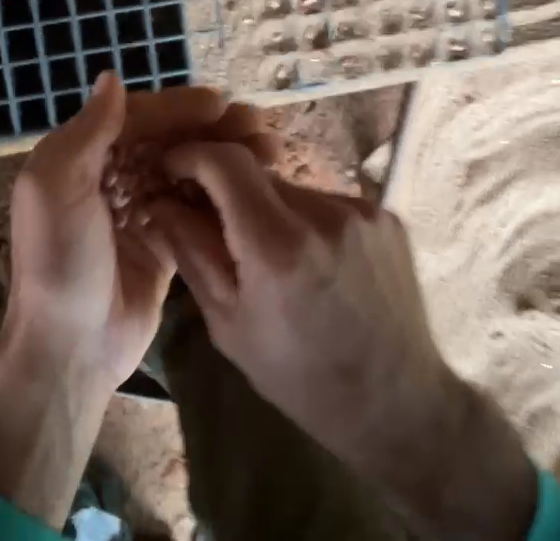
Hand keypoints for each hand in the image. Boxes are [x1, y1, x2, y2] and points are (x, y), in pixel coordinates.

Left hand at [4, 72, 276, 388]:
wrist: (71, 346)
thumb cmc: (61, 259)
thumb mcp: (56, 188)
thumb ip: (87, 132)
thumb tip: (112, 77)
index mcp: (78, 158)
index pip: (133, 118)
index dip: (175, 108)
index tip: (220, 104)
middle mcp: (107, 178)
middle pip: (164, 141)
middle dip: (208, 130)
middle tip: (257, 125)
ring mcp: (137, 210)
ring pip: (185, 170)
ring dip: (222, 157)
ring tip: (268, 151)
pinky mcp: (164, 242)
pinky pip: (195, 206)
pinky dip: (221, 193)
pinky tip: (254, 186)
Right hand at [144, 142, 538, 538]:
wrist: (399, 403)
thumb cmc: (300, 376)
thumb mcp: (228, 324)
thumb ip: (192, 252)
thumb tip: (160, 203)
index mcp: (277, 246)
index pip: (224, 162)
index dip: (191, 155)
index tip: (173, 168)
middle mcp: (324, 214)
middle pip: (256, 174)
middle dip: (228, 192)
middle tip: (218, 228)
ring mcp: (362, 211)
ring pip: (290, 187)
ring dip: (269, 208)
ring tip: (273, 258)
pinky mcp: (387, 216)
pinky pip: (326, 201)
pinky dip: (306, 220)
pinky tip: (313, 264)